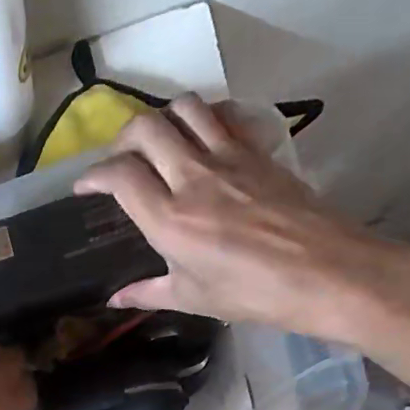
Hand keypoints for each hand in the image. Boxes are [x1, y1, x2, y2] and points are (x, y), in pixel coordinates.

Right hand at [74, 94, 409, 342]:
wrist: (324, 273)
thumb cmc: (253, 294)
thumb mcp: (194, 299)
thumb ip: (147, 293)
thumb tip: (114, 300)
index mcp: (169, 220)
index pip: (119, 176)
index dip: (93, 175)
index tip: (85, 186)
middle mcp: (192, 178)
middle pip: (144, 128)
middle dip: (121, 138)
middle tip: (120, 160)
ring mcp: (228, 157)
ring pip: (183, 108)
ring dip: (162, 117)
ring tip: (159, 140)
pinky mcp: (257, 149)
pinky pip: (224, 114)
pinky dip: (205, 116)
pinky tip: (204, 134)